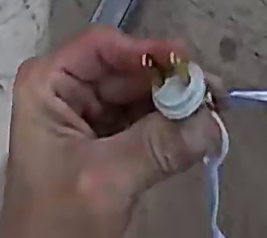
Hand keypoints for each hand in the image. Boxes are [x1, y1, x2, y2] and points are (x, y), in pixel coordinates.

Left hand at [0, 26, 221, 237]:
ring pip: (144, 89)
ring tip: (217, 108)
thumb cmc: (56, 224)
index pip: (103, 46)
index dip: (146, 51)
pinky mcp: (110, 135)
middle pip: (130, 67)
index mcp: (49, 83)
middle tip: (216, 92)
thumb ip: (157, 146)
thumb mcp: (104, 181)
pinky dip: (175, 120)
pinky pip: (148, 114)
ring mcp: (91, 110)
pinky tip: (202, 125)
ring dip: (180, 99)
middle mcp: (70, 85)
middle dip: (173, 80)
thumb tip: (212, 122)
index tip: (186, 65)